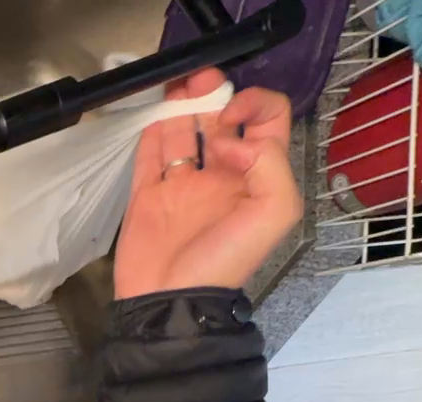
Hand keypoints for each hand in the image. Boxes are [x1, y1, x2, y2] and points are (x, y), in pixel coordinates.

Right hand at [114, 70, 303, 299]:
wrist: (170, 300)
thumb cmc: (225, 261)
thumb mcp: (275, 212)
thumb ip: (267, 163)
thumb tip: (227, 140)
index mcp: (254, 177)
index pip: (265, 122)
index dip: (253, 106)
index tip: (230, 118)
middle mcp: (218, 177)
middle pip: (219, 122)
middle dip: (214, 94)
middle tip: (199, 82)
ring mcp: (180, 187)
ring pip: (182, 134)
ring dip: (181, 107)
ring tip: (177, 86)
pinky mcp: (146, 199)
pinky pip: (148, 160)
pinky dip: (150, 135)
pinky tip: (154, 116)